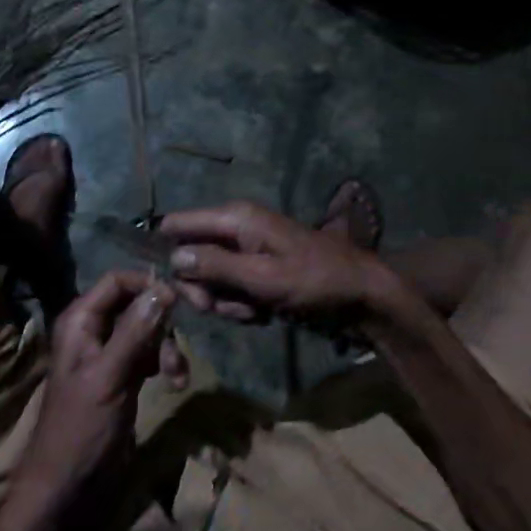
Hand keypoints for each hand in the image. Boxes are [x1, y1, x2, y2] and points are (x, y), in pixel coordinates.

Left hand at [13, 270, 176, 512]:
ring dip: (166, 349)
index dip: (147, 285)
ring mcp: (109, 355)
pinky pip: (148, 356)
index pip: (116, 281)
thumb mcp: (108, 376)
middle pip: (136, 305)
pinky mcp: (123, 378)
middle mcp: (93, 331)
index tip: (179, 302)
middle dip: (161, 325)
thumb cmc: (81, 427)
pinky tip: (175, 384)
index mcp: (80, 321)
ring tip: (177, 378)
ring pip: (146, 332)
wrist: (68, 485)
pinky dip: (163, 365)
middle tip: (176, 355)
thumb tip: (164, 289)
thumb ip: (134, 331)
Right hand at [159, 200, 395, 317]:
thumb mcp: (263, 277)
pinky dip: (240, 304)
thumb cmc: (315, 281)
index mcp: (234, 218)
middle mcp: (234, 228)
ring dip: (224, 300)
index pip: (177, 223)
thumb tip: (173, 256)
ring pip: (209, 277)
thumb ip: (216, 266)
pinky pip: (230, 288)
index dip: (166, 251)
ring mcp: (245, 250)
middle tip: (218, 307)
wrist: (364, 297)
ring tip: (252, 310)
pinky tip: (261, 312)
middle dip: (201, 286)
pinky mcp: (255, 270)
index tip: (170, 284)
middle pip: (190, 255)